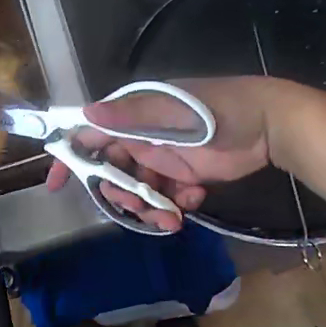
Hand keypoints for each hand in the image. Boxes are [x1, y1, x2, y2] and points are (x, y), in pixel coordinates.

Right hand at [45, 77, 283, 231]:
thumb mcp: (176, 111)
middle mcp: (141, 137)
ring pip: (137, 190)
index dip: (70, 158)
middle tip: (139, 204)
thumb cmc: (220, 109)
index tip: (55, 185)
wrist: (270, 125)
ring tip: (172, 217)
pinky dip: (175, 204)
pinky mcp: (183, 176)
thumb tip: (86, 113)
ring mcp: (162, 158)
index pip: (89, 134)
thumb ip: (132, 115)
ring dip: (149, 207)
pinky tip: (195, 198)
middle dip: (120, 193)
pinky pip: (165, 197)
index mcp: (133, 115)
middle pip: (111, 172)